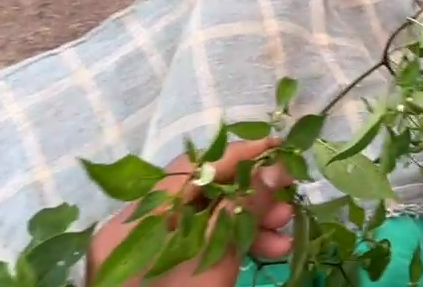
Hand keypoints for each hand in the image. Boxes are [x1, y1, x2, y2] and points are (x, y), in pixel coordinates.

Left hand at [88, 137, 293, 286]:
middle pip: (201, 195)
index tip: (281, 149)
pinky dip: (234, 247)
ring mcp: (146, 262)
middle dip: (250, 195)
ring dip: (250, 223)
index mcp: (132, 225)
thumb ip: (243, 208)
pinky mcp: (161, 282)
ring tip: (285, 235)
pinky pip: (202, 250)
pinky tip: (271, 253)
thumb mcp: (213, 262)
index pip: (191, 168)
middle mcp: (134, 236)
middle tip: (290, 199)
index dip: (238, 155)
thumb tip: (277, 165)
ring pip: (206, 224)